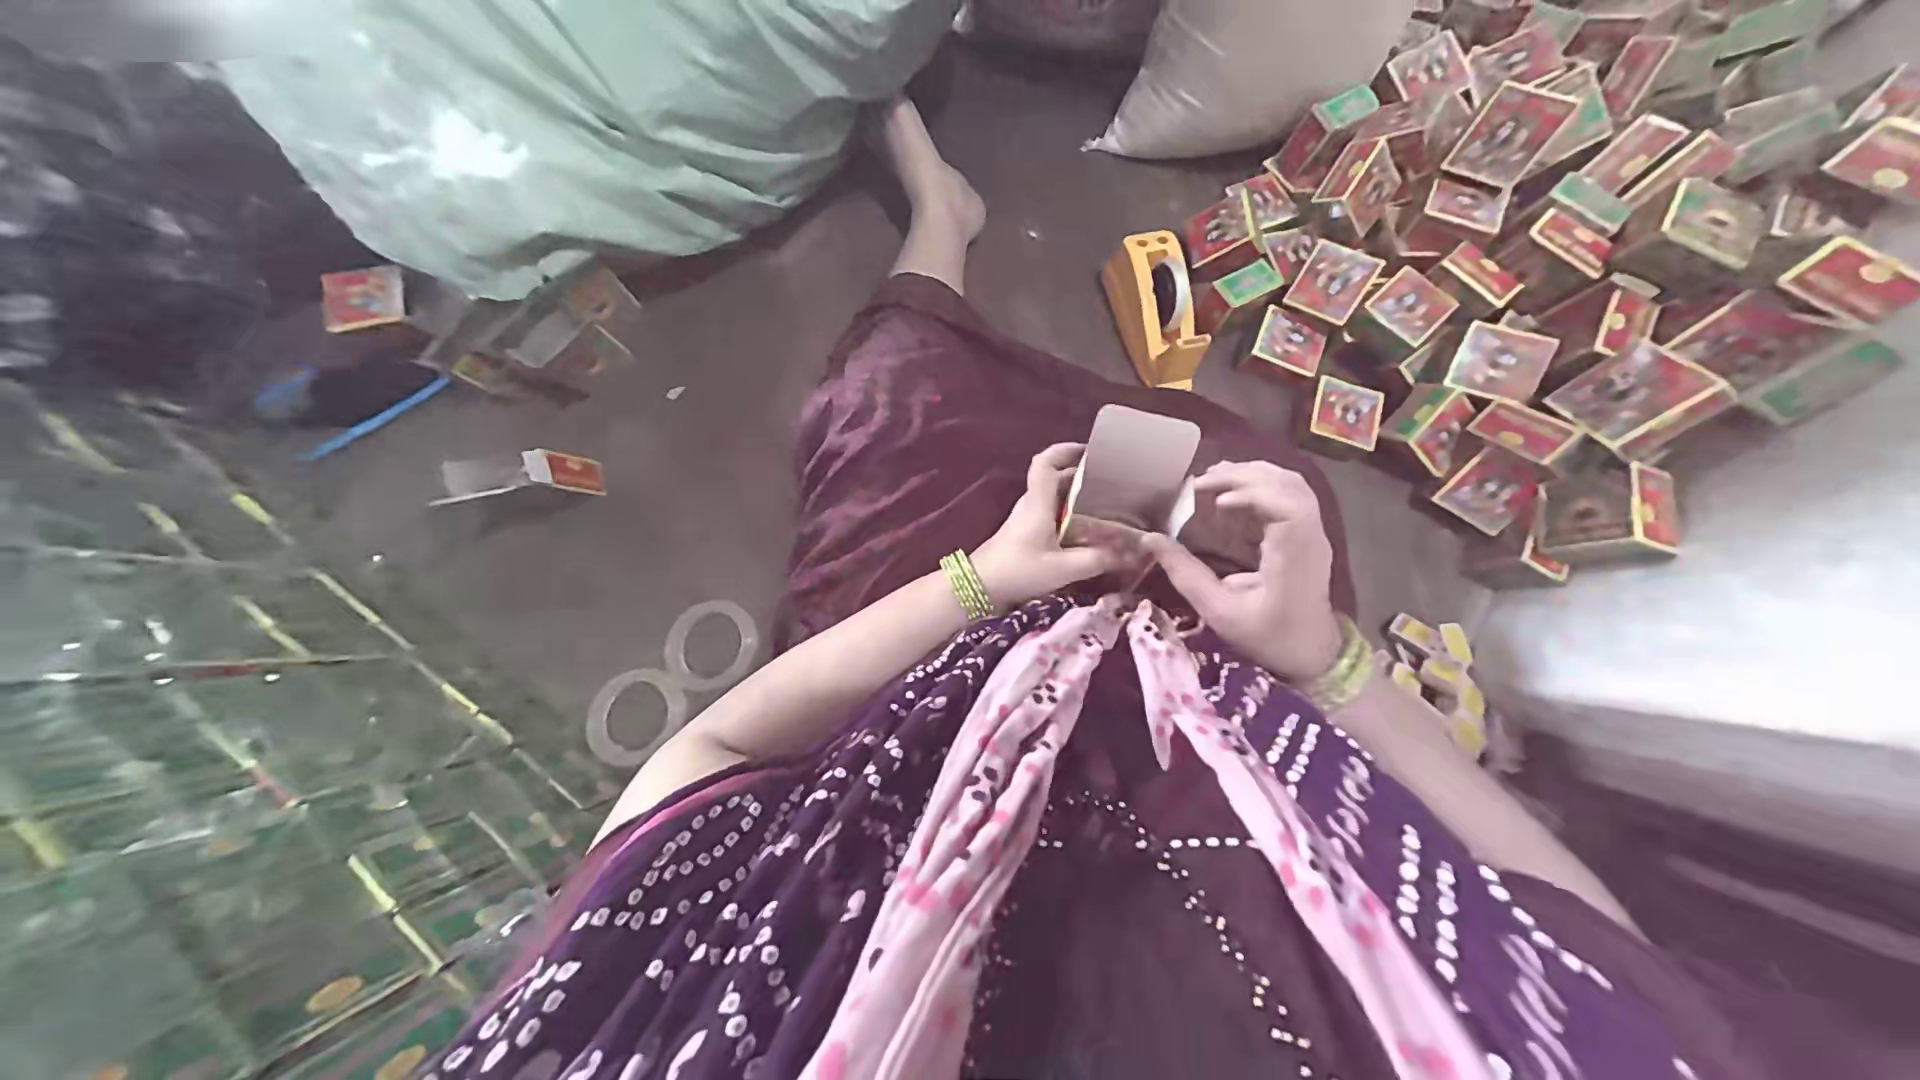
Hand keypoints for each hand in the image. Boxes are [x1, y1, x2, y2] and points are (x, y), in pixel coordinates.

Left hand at [972, 443, 1132, 605]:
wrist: (978, 589)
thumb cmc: (1017, 571)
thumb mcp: (1062, 568)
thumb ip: (1096, 560)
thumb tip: (1128, 555)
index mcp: (1037, 502)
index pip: (1045, 462)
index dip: (1065, 450)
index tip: (1089, 451)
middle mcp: (1030, 505)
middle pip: (1055, 479)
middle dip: (1081, 477)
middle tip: (1110, 485)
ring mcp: (1024, 520)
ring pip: (1053, 499)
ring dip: (1075, 499)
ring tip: (1104, 508)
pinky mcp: (1023, 535)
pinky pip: (1049, 516)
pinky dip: (1068, 517)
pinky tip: (1085, 533)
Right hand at [1145, 461, 1342, 680]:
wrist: (1312, 654)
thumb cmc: (1268, 638)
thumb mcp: (1220, 613)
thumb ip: (1186, 575)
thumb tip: (1151, 540)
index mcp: (1294, 557)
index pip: (1288, 506)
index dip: (1253, 493)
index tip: (1216, 504)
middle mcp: (1310, 538)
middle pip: (1288, 484)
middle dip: (1242, 475)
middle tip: (1200, 484)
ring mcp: (1313, 533)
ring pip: (1290, 483)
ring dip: (1250, 475)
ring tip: (1211, 482)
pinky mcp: (1308, 534)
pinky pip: (1289, 494)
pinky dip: (1258, 485)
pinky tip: (1229, 495)